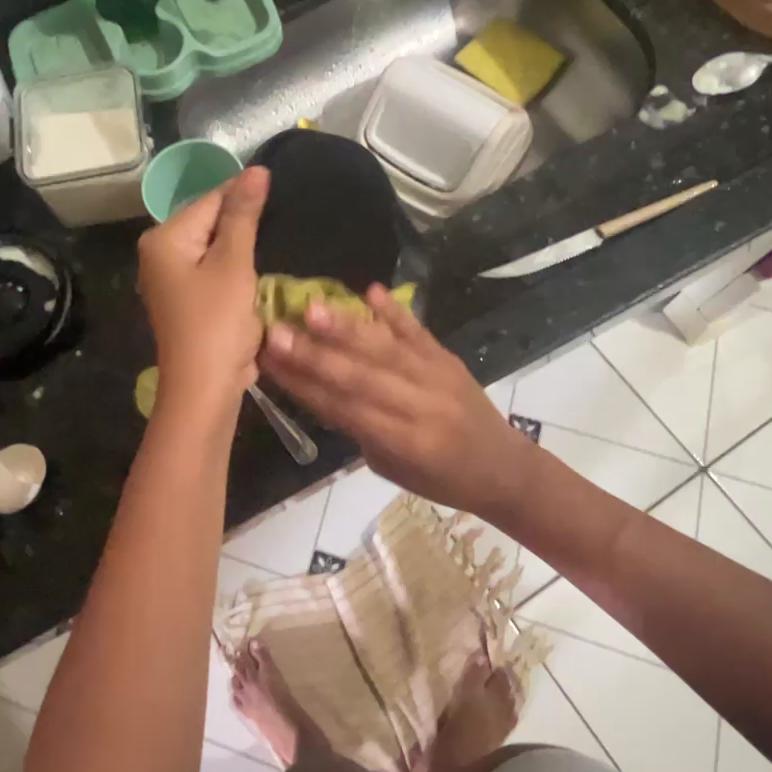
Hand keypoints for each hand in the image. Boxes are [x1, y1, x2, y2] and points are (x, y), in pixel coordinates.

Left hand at [137, 167, 269, 406]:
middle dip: (243, 224)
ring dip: (243, 249)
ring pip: (214, 249)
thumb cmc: (217, 323)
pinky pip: (213, 273)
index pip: (210, 199)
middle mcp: (159, 254)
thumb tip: (257, 170)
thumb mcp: (234, 264)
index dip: (246, 195)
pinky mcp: (186, 301)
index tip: (281, 192)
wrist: (204, 390)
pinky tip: (258, 275)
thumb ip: (243, 215)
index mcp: (163, 239)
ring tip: (277, 245)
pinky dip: (235, 272)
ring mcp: (170, 280)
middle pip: (209, 222)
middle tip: (284, 222)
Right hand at [259, 285, 539, 518]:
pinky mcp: (449, 358)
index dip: (303, 386)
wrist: (505, 469)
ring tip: (312, 307)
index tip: (266, 362)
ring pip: (385, 349)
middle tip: (275, 333)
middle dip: (315, 355)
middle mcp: (420, 407)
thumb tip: (314, 386)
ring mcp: (437, 377)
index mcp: (403, 443)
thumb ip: (358, 427)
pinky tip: (370, 290)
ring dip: (347, 327)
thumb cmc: (441, 481)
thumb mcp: (391, 467)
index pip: (343, 410)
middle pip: (360, 377)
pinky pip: (418, 332)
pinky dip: (394, 311)